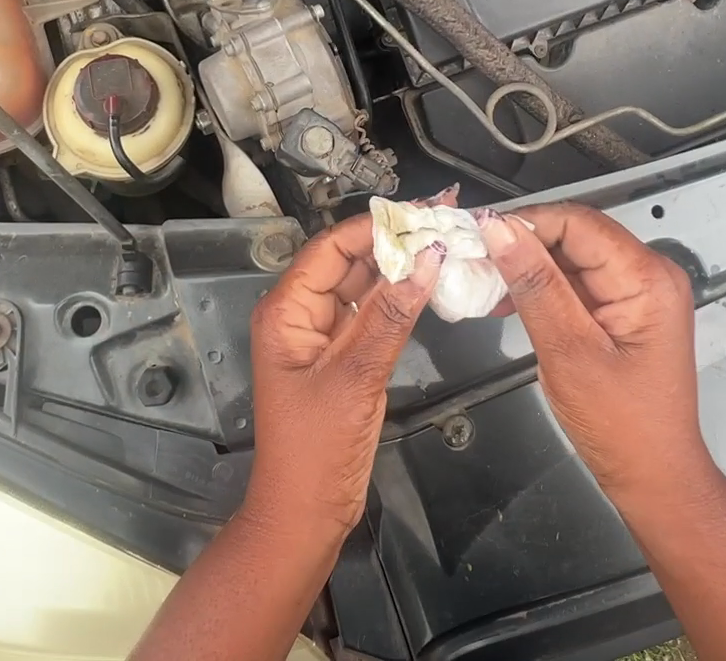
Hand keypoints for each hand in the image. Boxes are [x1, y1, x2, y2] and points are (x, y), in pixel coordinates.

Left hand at [246, 214, 442, 535]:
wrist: (305, 513)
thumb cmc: (315, 450)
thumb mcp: (355, 377)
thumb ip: (390, 316)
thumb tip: (426, 260)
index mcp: (286, 311)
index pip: (330, 248)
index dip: (374, 226)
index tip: (419, 213)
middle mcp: (299, 314)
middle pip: (346, 261)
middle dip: (391, 241)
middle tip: (439, 221)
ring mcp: (321, 334)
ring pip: (360, 285)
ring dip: (396, 266)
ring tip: (439, 243)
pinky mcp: (341, 355)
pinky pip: (368, 313)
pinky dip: (396, 298)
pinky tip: (424, 284)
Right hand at [478, 203, 706, 500]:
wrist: (653, 476)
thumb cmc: (620, 424)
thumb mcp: (569, 351)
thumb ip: (535, 284)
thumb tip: (498, 229)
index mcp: (646, 278)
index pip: (576, 222)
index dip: (524, 223)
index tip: (476, 234)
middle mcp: (647, 273)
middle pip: (573, 234)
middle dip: (520, 243)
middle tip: (473, 258)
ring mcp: (634, 291)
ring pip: (567, 255)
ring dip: (524, 265)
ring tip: (483, 281)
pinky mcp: (618, 308)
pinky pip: (571, 280)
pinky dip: (537, 285)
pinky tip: (506, 300)